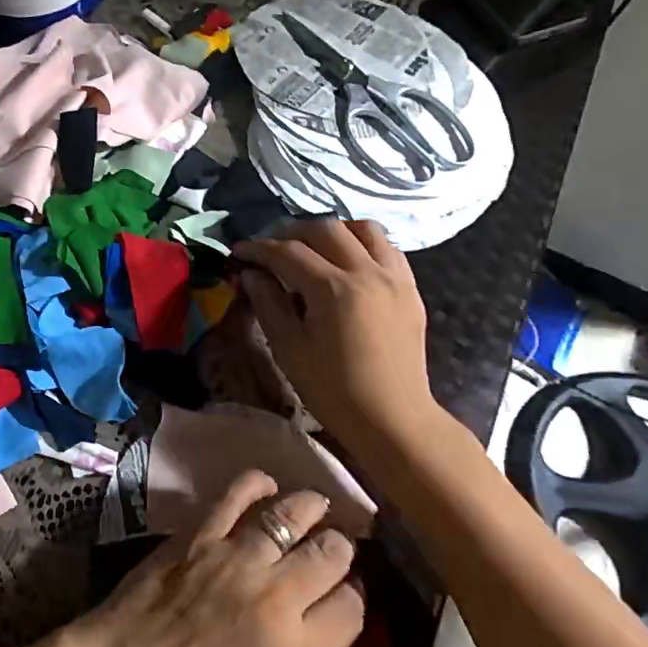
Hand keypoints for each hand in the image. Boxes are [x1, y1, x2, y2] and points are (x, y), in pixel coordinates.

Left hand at [68, 471, 363, 646]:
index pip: (351, 610)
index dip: (352, 600)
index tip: (342, 596)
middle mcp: (274, 598)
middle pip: (329, 555)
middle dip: (338, 550)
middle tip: (332, 550)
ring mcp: (232, 560)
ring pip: (289, 518)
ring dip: (310, 508)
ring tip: (318, 505)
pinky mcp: (194, 538)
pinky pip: (231, 500)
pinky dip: (252, 484)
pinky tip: (266, 482)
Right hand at [232, 219, 445, 449]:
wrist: (391, 417)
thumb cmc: (331, 387)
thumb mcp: (288, 346)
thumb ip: (268, 302)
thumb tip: (251, 274)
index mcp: (333, 289)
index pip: (288, 252)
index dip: (258, 248)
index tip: (238, 251)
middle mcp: (367, 273)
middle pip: (326, 230)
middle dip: (291, 232)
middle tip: (270, 247)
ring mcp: (395, 279)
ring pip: (363, 230)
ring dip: (332, 232)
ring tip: (311, 247)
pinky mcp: (409, 290)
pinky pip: (387, 249)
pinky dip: (361, 244)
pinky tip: (344, 262)